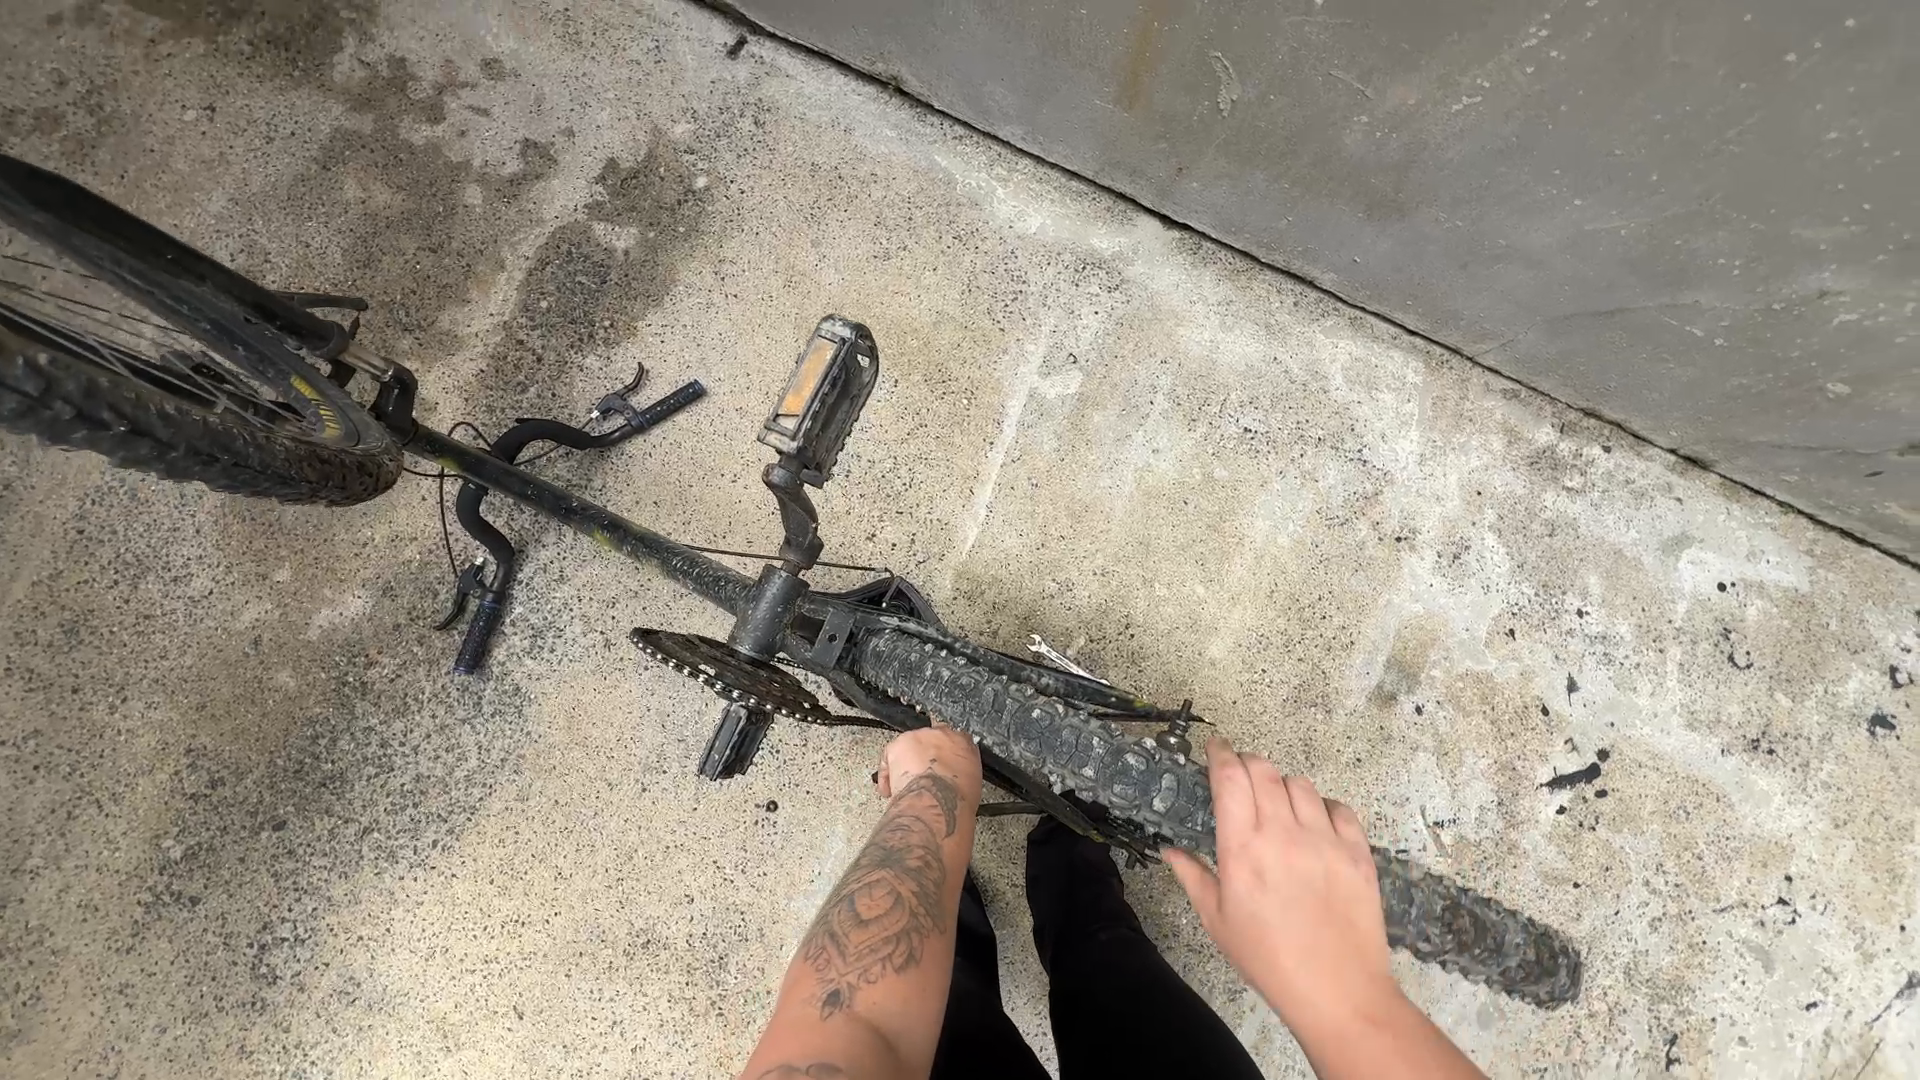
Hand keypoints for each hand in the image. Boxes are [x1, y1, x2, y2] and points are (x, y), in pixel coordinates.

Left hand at [875, 725, 981, 807]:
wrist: (936, 804)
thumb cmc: (954, 802)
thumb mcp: (972, 786)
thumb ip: (964, 773)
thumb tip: (956, 781)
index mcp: (964, 742)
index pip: (955, 740)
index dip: (945, 755)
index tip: (941, 766)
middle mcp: (942, 734)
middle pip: (930, 739)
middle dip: (925, 756)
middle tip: (923, 776)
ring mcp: (919, 737)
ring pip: (908, 746)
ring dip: (907, 763)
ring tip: (907, 785)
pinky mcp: (898, 745)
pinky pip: (888, 756)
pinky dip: (887, 773)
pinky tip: (889, 790)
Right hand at [1164, 737, 1397, 1031]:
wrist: (1339, 993)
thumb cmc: (1268, 958)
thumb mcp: (1216, 920)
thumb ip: (1191, 876)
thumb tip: (1169, 849)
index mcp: (1242, 848)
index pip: (1229, 777)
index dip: (1219, 753)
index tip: (1214, 747)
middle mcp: (1283, 834)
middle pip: (1263, 769)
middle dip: (1247, 761)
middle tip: (1240, 775)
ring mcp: (1325, 841)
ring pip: (1300, 784)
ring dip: (1282, 784)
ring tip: (1277, 803)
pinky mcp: (1358, 854)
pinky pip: (1340, 808)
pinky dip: (1323, 806)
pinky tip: (1314, 823)